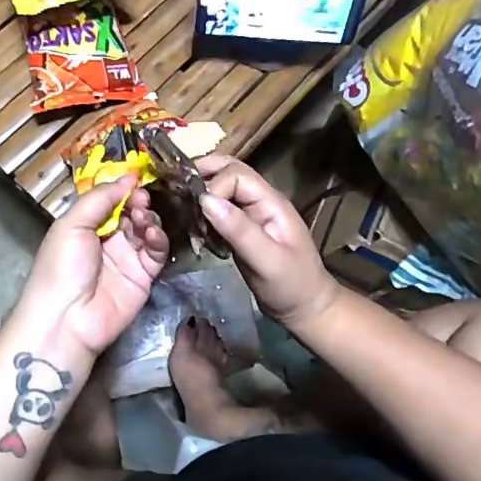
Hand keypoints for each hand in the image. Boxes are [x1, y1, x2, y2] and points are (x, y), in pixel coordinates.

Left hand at [16, 177, 169, 355]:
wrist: (68, 319)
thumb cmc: (61, 268)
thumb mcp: (71, 225)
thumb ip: (99, 198)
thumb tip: (127, 175)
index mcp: (85, 225)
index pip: (109, 199)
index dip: (123, 188)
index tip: (135, 178)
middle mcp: (107, 239)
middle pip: (131, 212)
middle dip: (138, 201)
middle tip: (141, 199)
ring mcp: (127, 258)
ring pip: (147, 228)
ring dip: (148, 218)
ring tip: (143, 217)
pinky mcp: (144, 276)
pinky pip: (157, 252)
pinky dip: (158, 239)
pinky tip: (152, 234)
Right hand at [194, 156, 341, 329]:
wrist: (305, 309)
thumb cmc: (292, 285)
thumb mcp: (268, 260)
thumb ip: (239, 230)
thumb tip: (205, 200)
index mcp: (271, 202)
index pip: (236, 175)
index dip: (213, 186)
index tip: (196, 209)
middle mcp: (260, 202)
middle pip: (229, 172)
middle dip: (202, 174)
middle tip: (175, 189)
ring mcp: (250, 215)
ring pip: (222, 190)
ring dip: (200, 193)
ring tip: (179, 206)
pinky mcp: (241, 231)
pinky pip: (219, 211)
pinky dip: (203, 213)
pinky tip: (191, 226)